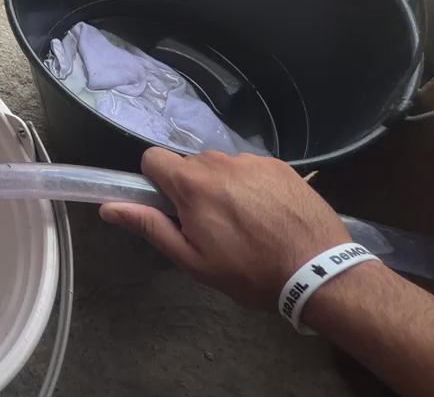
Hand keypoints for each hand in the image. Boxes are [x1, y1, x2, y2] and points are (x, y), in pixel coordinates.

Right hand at [100, 148, 350, 312]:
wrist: (325, 275)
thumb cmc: (252, 272)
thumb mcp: (194, 260)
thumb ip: (149, 227)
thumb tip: (108, 207)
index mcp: (190, 183)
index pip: (152, 159)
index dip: (157, 181)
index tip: (174, 207)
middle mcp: (215, 161)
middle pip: (188, 164)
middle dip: (193, 187)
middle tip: (214, 223)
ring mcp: (250, 161)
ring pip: (220, 165)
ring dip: (224, 185)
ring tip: (249, 220)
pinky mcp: (279, 165)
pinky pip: (251, 168)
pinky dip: (253, 185)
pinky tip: (271, 213)